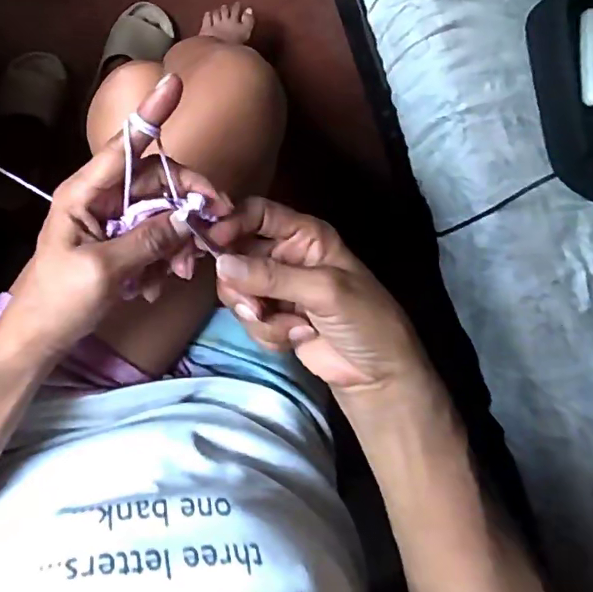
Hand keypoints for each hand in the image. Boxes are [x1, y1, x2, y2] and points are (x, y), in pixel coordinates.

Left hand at [0, 75, 227, 360]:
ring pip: (160, 210)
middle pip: (155, 179)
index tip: (175, 82)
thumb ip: (149, 240)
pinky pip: (154, 236)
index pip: (124, 145)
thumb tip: (190, 215)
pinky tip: (160, 285)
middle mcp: (98, 197)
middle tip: (217, 225)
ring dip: (178, 238)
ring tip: (181, 273)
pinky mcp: (118, 243)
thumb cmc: (58, 301)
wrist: (37, 339)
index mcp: (83, 192)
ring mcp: (109, 220)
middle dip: (187, 200)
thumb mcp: (105, 272)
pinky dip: (165, 257)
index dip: (151, 113)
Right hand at [205, 198, 425, 394]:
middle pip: (236, 253)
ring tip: (288, 328)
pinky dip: (266, 332)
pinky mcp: (270, 316)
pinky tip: (296, 338)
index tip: (212, 242)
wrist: (380, 377)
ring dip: (256, 313)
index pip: (257, 213)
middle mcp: (284, 255)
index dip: (232, 222)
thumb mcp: (324, 291)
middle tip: (253, 307)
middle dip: (240, 284)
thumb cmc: (365, 320)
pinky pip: (246, 317)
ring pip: (235, 289)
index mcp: (303, 235)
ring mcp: (275, 287)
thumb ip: (272, 276)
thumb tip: (221, 264)